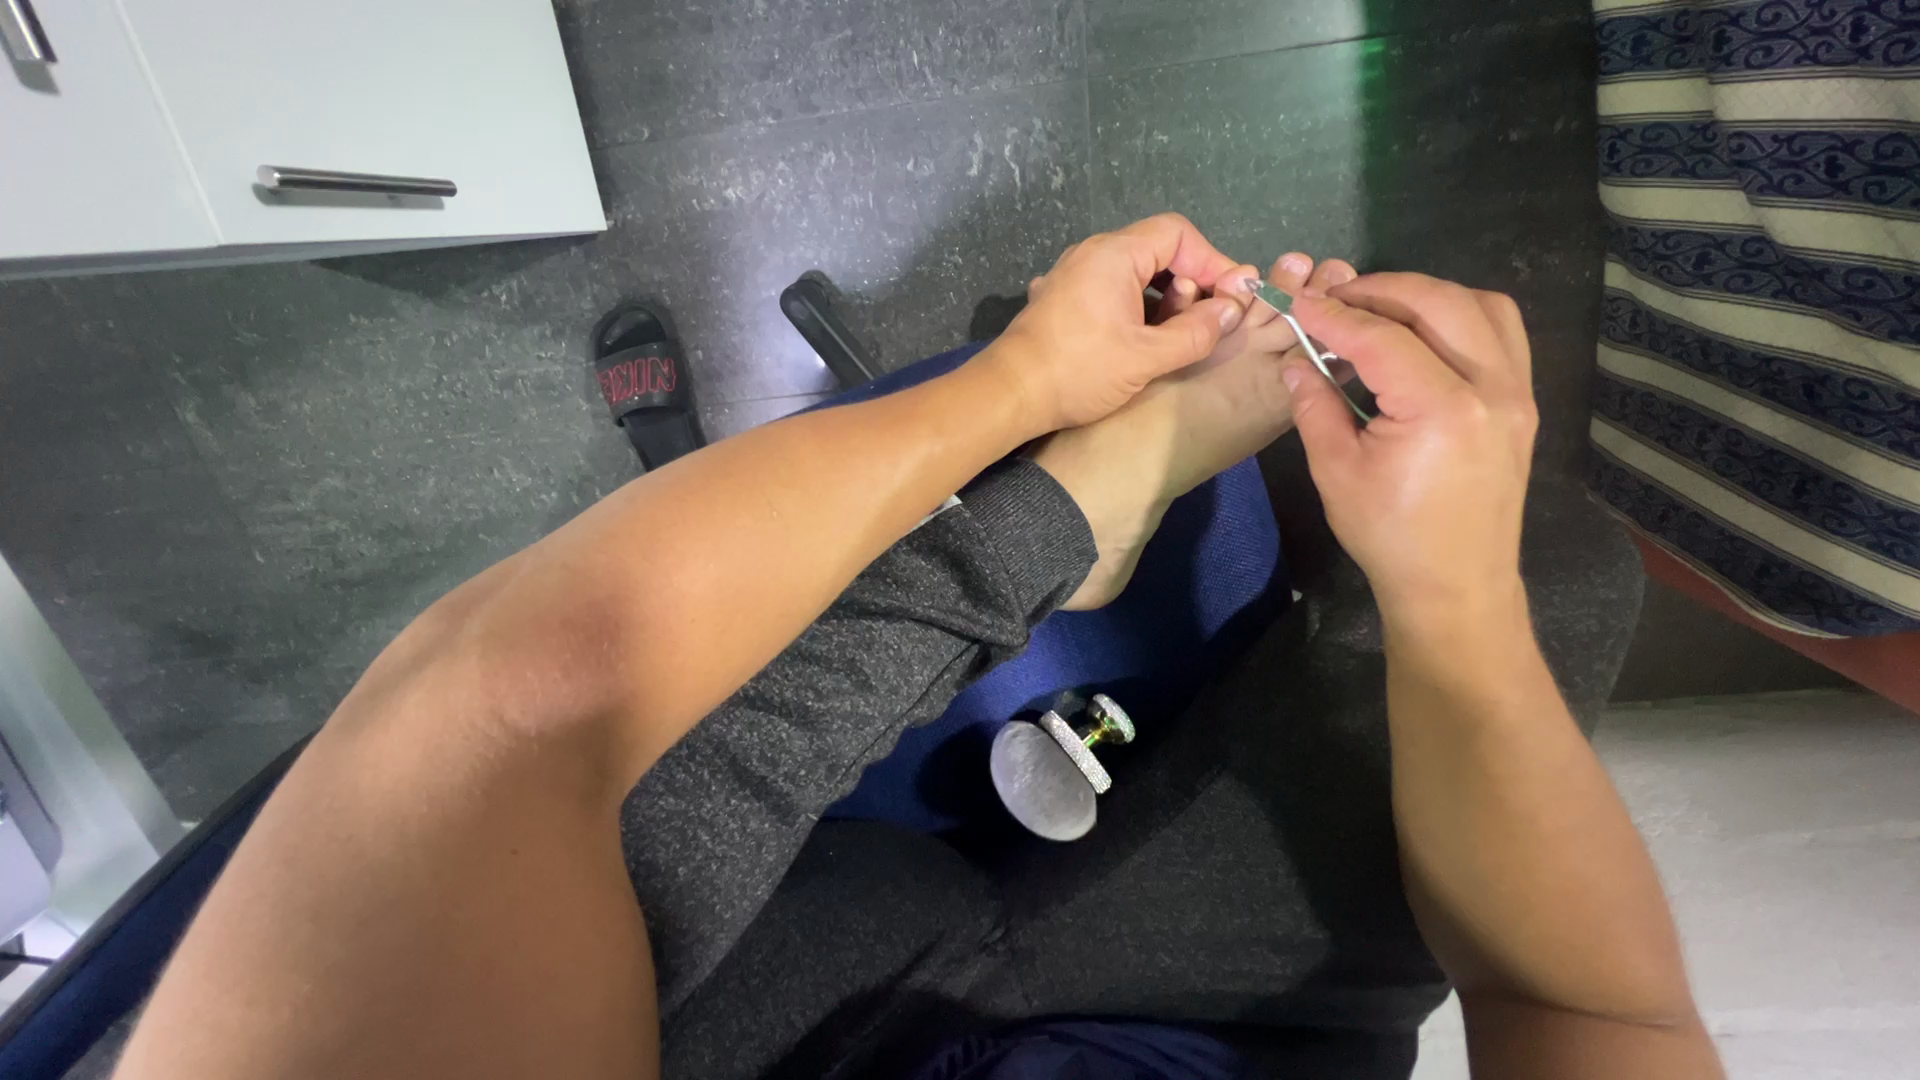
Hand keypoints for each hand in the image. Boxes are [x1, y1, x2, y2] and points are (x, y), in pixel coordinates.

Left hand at [981, 213, 1252, 431]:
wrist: (1009, 394)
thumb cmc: (1078, 372)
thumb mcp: (1145, 358)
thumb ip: (1195, 332)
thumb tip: (1230, 310)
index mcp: (1113, 254)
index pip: (1178, 233)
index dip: (1213, 260)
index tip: (1231, 296)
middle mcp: (1090, 254)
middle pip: (1156, 249)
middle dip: (1188, 281)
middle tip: (1202, 319)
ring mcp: (1071, 276)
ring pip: (1132, 273)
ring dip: (1161, 299)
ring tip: (1172, 334)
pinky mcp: (1061, 301)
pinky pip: (1109, 290)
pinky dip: (1134, 307)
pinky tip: (1139, 340)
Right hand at [1284, 273, 1537, 620]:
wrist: (1454, 581)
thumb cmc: (1388, 534)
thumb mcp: (1336, 472)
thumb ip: (1315, 408)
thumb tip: (1295, 363)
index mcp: (1441, 410)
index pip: (1383, 338)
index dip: (1335, 316)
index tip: (1300, 302)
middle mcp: (1491, 389)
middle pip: (1439, 304)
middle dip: (1381, 291)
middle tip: (1335, 297)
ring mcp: (1517, 393)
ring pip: (1481, 308)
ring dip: (1427, 296)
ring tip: (1380, 309)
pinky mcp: (1523, 403)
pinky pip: (1501, 334)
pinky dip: (1460, 317)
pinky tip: (1423, 333)